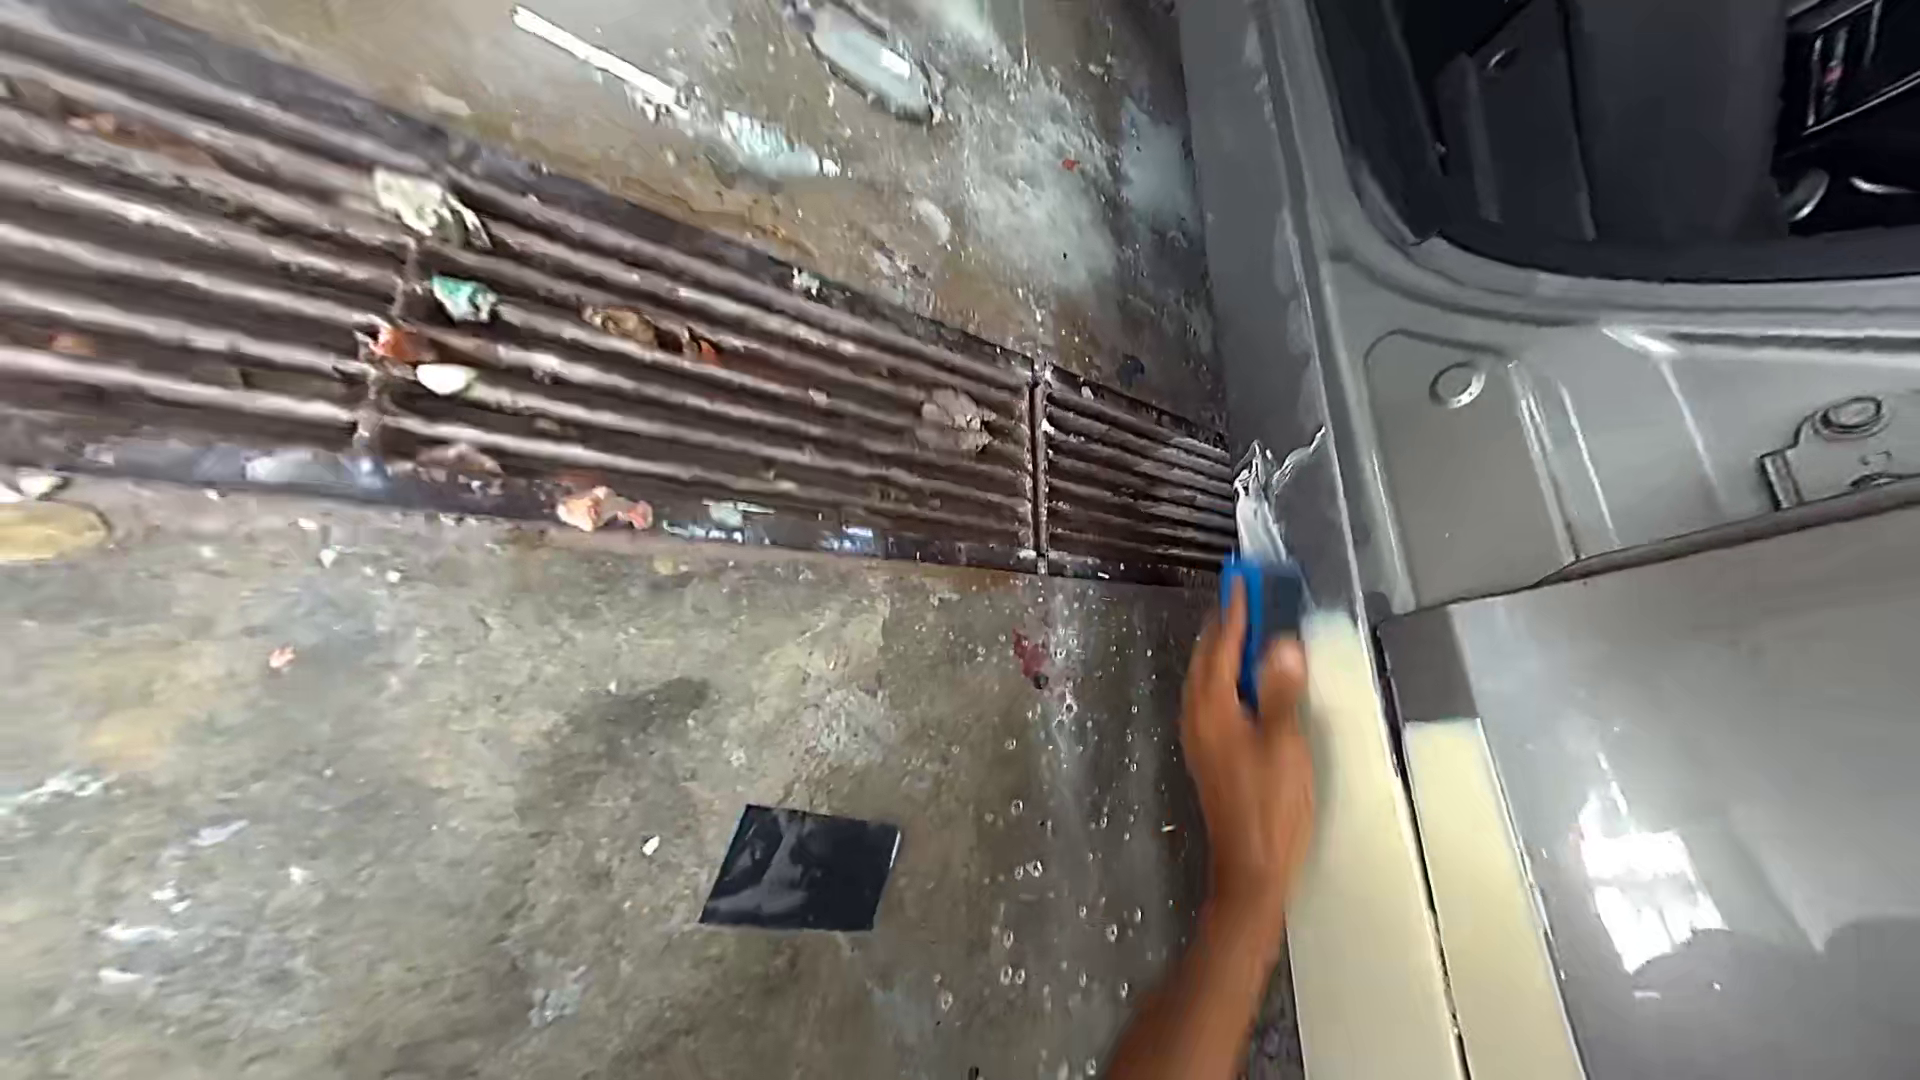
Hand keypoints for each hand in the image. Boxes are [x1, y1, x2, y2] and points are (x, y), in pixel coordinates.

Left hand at [1179, 582, 1314, 943]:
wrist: (1247, 862)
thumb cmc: (1270, 804)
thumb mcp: (1285, 745)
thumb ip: (1282, 693)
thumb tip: (1281, 643)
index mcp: (1213, 706)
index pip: (1222, 647)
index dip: (1234, 614)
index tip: (1240, 583)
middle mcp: (1196, 712)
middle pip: (1205, 657)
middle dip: (1221, 626)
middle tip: (1241, 598)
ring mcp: (1196, 731)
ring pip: (1203, 676)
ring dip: (1219, 649)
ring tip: (1240, 629)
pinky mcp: (1204, 746)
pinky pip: (1206, 694)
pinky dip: (1221, 674)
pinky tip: (1239, 679)